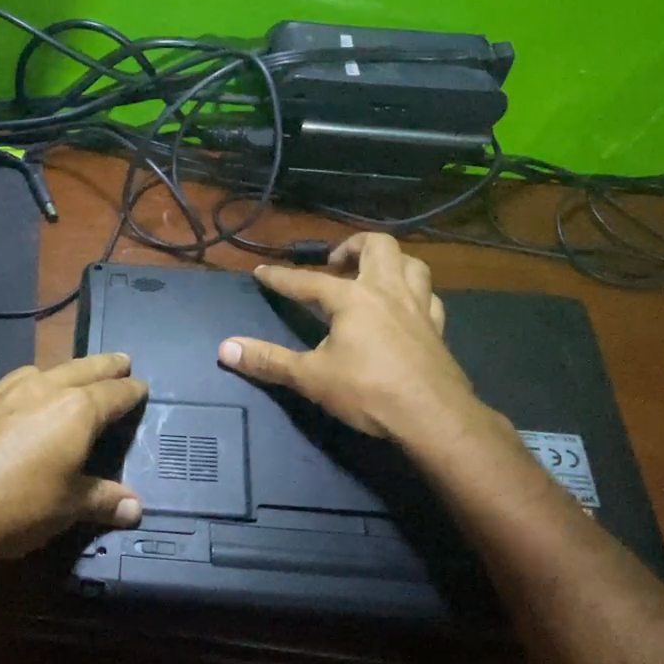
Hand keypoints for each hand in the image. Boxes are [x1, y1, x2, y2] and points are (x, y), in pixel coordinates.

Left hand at [0, 353, 148, 563]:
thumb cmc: (18, 506)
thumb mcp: (68, 507)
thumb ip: (102, 501)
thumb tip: (135, 508)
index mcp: (75, 410)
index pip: (114, 395)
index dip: (131, 392)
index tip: (142, 387)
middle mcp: (42, 390)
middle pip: (82, 369)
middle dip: (104, 366)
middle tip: (121, 361)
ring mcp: (3, 393)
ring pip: (43, 371)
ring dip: (64, 371)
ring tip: (72, 377)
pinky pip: (13, 386)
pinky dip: (30, 387)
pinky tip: (23, 402)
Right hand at [218, 233, 483, 441]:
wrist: (431, 415)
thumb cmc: (368, 391)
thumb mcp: (310, 378)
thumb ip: (268, 361)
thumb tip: (225, 348)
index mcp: (352, 298)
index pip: (308, 281)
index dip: (282, 277)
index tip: (262, 272)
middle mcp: (387, 291)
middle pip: (376, 247)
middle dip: (351, 247)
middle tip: (333, 264)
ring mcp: (418, 307)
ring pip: (411, 263)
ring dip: (390, 262)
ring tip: (371, 276)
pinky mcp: (437, 328)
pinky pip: (429, 296)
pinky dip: (414, 293)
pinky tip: (405, 307)